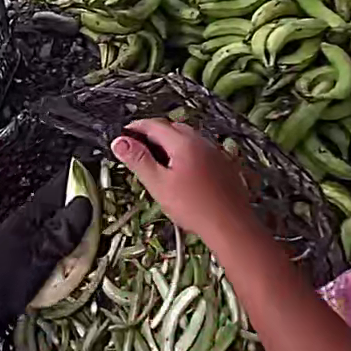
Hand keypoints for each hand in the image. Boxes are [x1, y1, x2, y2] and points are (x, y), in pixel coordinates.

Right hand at [111, 119, 260, 246]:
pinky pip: (201, 151)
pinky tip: (182, 171)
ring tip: (157, 159)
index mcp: (183, 143)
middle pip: (173, 127)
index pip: (154, 125)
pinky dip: (186, 153)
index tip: (124, 134)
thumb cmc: (194, 207)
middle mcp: (201, 142)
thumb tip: (119, 142)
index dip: (136, 127)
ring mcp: (215, 153)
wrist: (231, 225)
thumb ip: (138, 160)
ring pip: (188, 138)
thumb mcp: (158, 184)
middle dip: (153, 133)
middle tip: (138, 147)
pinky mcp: (224, 165)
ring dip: (171, 142)